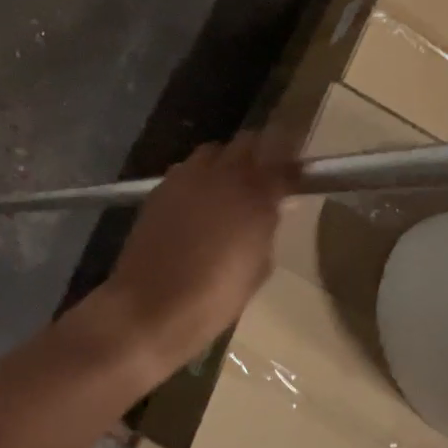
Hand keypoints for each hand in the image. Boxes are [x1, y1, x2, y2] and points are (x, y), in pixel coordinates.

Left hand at [93, 132, 284, 371]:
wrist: (150, 305)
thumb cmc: (214, 297)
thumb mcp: (258, 268)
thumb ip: (267, 229)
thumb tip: (273, 210)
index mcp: (253, 195)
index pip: (282, 162)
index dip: (292, 167)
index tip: (297, 176)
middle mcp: (219, 175)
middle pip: (246, 142)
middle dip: (259, 154)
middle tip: (265, 176)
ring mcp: (184, 178)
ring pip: (212, 151)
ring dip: (224, 163)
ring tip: (229, 188)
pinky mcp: (158, 189)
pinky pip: (185, 171)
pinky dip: (197, 179)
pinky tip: (198, 203)